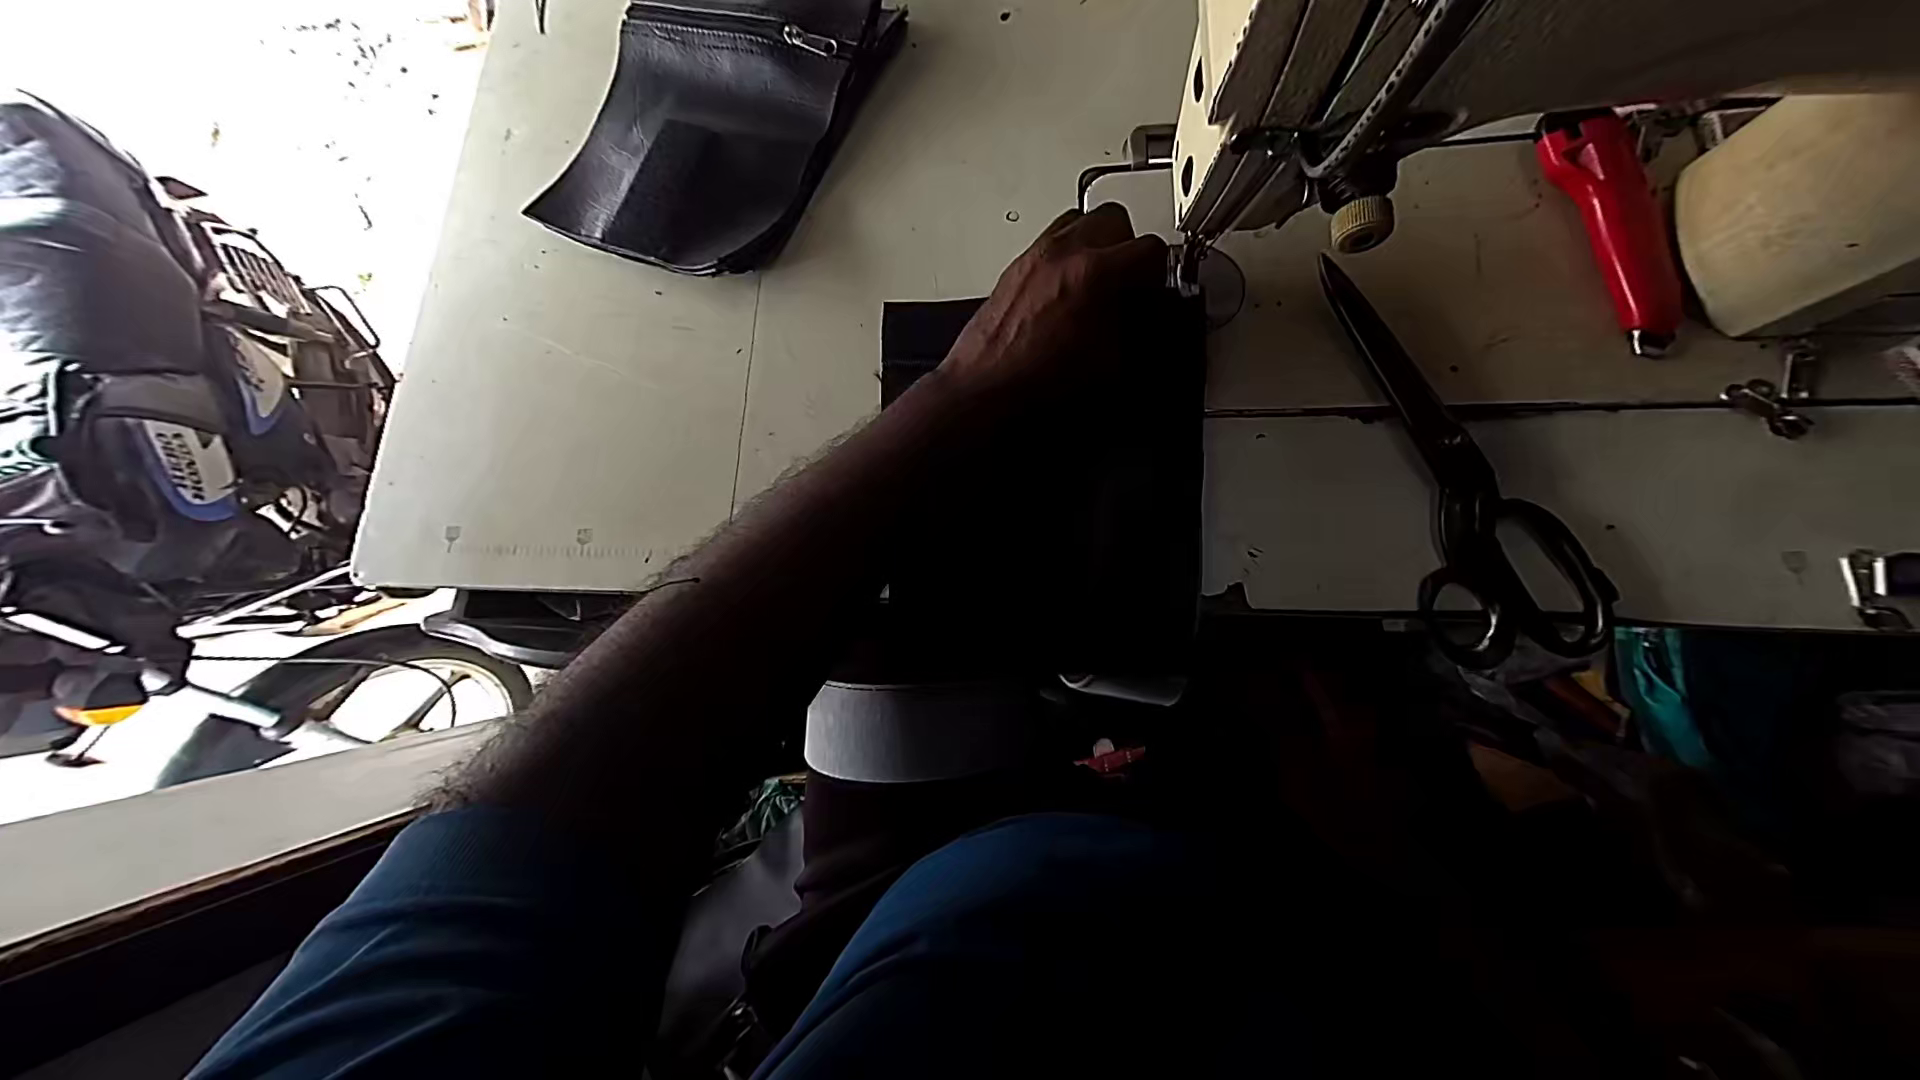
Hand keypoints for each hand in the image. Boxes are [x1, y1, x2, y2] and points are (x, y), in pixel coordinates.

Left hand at [935, 203, 1168, 407]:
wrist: (986, 392)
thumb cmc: (1035, 384)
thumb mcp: (1109, 365)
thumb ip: (1133, 331)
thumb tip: (1143, 321)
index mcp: (1093, 273)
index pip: (1148, 250)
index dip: (1160, 273)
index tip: (1156, 289)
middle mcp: (1060, 254)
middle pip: (1112, 220)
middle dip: (1126, 247)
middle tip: (1129, 280)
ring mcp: (1032, 258)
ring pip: (1075, 223)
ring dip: (1092, 245)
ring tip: (1096, 281)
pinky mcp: (1012, 271)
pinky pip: (1046, 246)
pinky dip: (1062, 259)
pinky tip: (1063, 295)